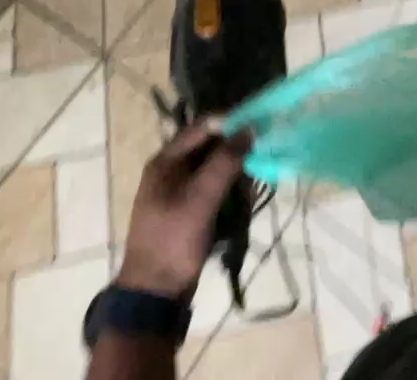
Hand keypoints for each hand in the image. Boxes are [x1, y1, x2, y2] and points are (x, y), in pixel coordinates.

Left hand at [116, 120, 249, 298]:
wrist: (154, 294)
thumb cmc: (173, 241)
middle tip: (261, 158)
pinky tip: (245, 200)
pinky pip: (216, 187)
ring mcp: (180, 189)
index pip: (204, 126)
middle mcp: (172, 169)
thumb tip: (251, 128)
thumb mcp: (200, 200)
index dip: (232, 122)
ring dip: (237, 172)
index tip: (261, 125)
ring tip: (252, 186)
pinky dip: (231, 189)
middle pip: (212, 145)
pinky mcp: (190, 208)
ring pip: (217, 166)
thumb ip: (225, 162)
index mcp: (165, 161)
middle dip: (238, 150)